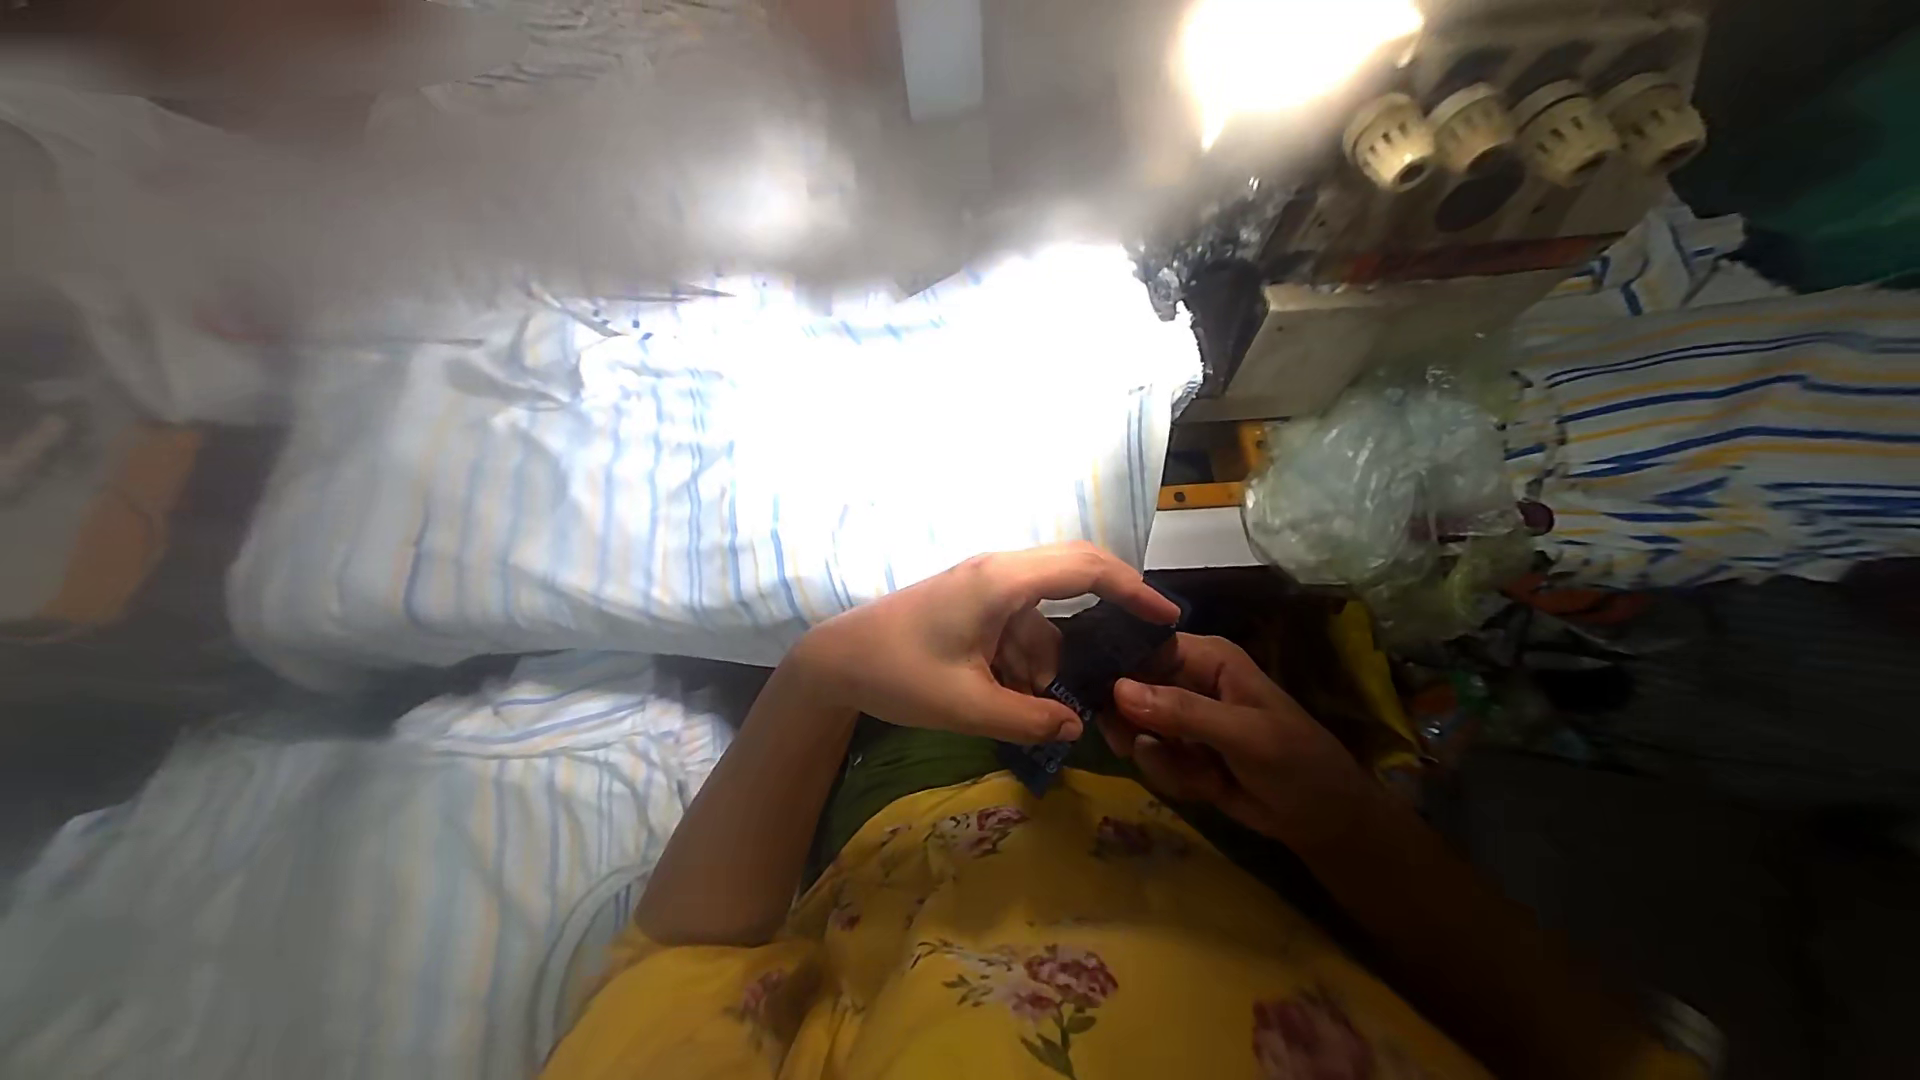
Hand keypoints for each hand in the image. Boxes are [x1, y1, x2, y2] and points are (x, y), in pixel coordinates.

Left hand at [791, 543, 1178, 742]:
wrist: (837, 662)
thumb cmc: (899, 675)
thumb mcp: (969, 707)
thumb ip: (1029, 720)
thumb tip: (1077, 726)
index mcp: (1001, 582)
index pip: (1086, 567)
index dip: (1133, 588)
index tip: (1168, 616)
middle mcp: (998, 572)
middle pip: (1071, 576)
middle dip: (1101, 614)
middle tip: (1125, 656)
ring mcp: (983, 586)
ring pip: (1040, 618)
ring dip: (1040, 661)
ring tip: (1014, 704)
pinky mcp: (972, 603)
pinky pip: (1016, 627)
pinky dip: (1018, 659)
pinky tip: (996, 692)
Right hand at [1105, 634, 1378, 849]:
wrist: (1321, 820)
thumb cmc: (1294, 762)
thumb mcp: (1243, 735)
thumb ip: (1183, 712)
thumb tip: (1118, 689)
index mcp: (1206, 657)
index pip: (1144, 648)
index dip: (1118, 671)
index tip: (1101, 702)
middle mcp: (1186, 679)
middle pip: (1128, 690)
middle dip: (1133, 727)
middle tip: (1134, 749)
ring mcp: (1180, 716)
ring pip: (1135, 730)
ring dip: (1162, 761)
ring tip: (1200, 775)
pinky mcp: (1178, 749)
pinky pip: (1150, 759)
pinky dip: (1173, 778)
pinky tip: (1206, 786)